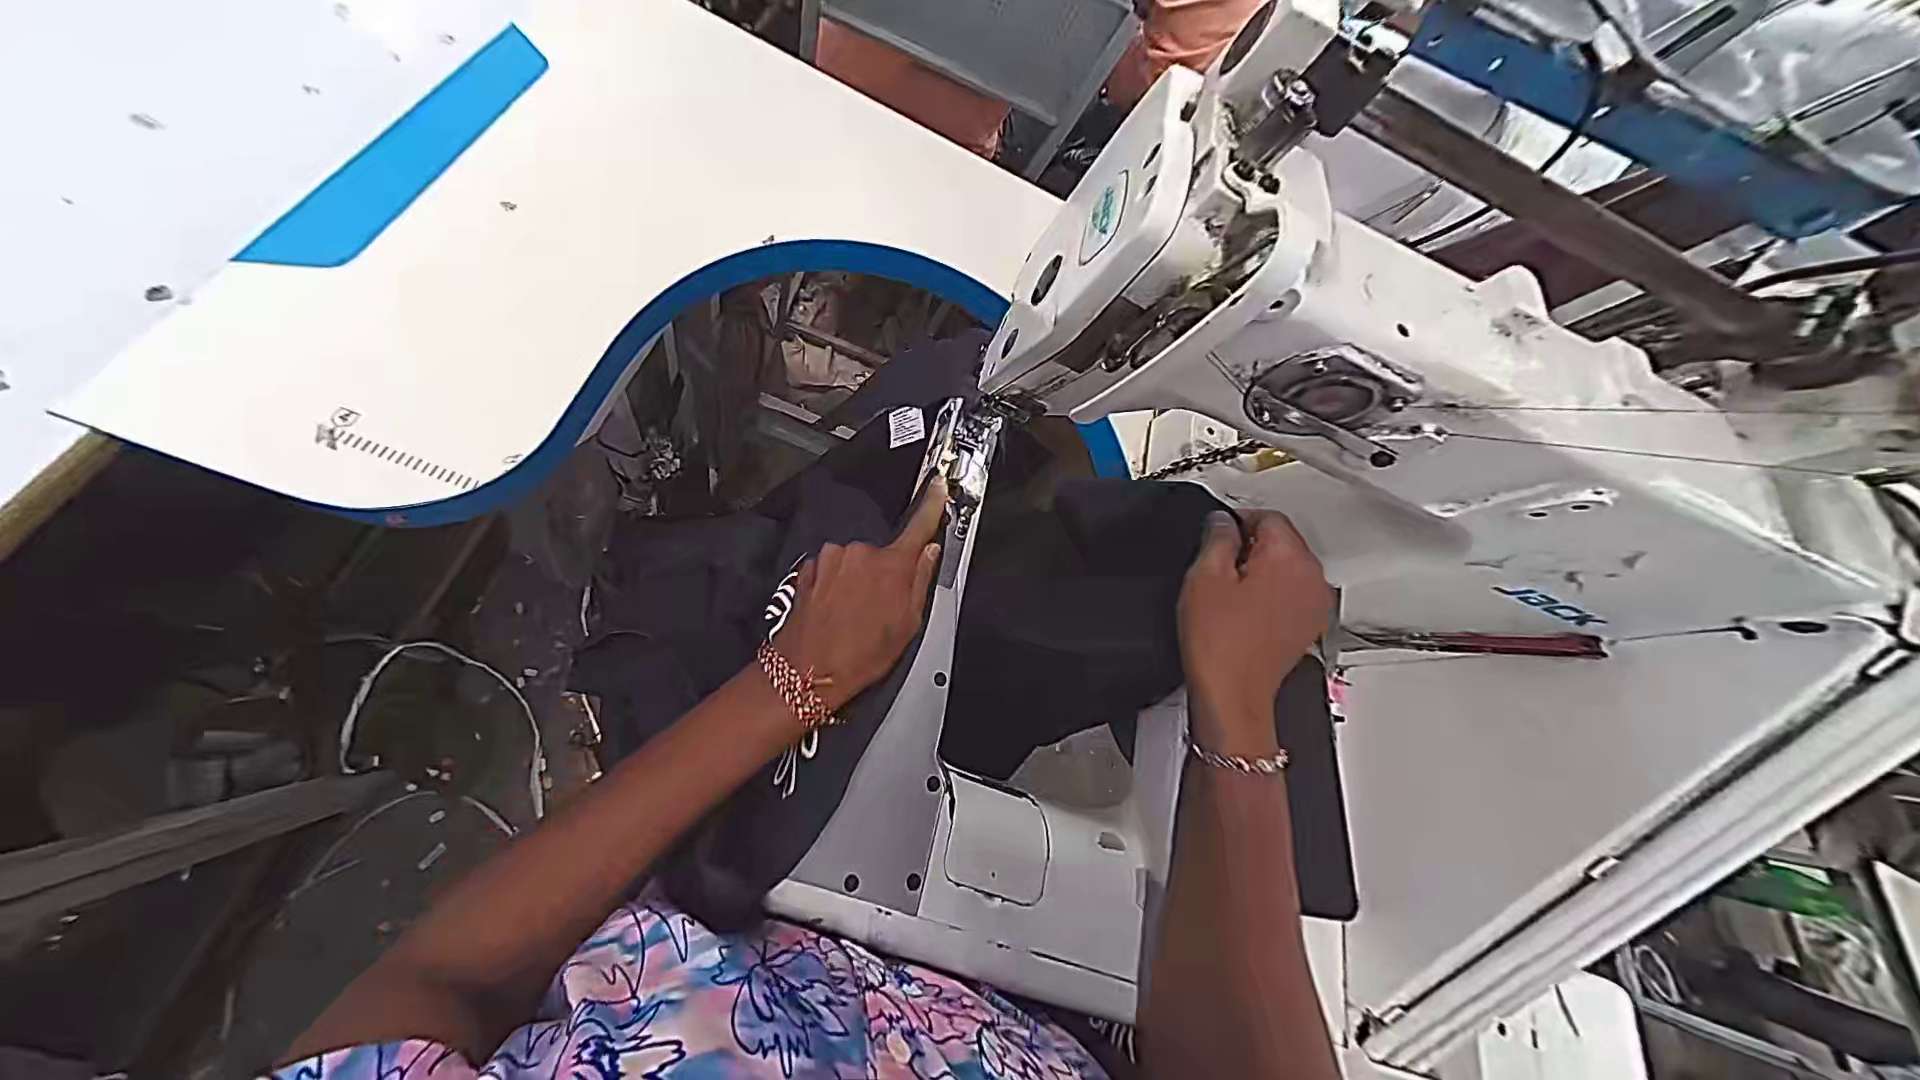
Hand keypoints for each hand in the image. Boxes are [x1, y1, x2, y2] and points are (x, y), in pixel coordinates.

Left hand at [773, 485, 947, 710]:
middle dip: (885, 574)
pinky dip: (837, 585)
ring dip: (858, 582)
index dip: (932, 503)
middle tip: (881, 608)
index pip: (919, 525)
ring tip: (854, 617)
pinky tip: (835, 613)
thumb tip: (928, 554)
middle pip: (884, 553)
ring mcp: (832, 557)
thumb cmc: (857, 656)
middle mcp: (861, 552)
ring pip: (857, 562)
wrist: (805, 672)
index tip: (937, 486)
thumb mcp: (907, 625)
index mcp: (892, 565)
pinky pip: (834, 569)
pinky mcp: (811, 566)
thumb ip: (920, 581)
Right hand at [1177, 510, 1331, 755]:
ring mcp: (1314, 604)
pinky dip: (1270, 594)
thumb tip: (1222, 522)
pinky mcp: (1308, 625)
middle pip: (1283, 541)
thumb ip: (1217, 537)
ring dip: (1261, 570)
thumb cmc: (1220, 643)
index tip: (1217, 532)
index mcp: (1290, 559)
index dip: (1236, 520)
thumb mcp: (1204, 576)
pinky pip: (1290, 594)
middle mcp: (1312, 579)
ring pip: (1287, 567)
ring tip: (1228, 593)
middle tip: (1217, 566)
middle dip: (1250, 546)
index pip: (1269, 516)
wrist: (1232, 693)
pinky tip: (1242, 611)